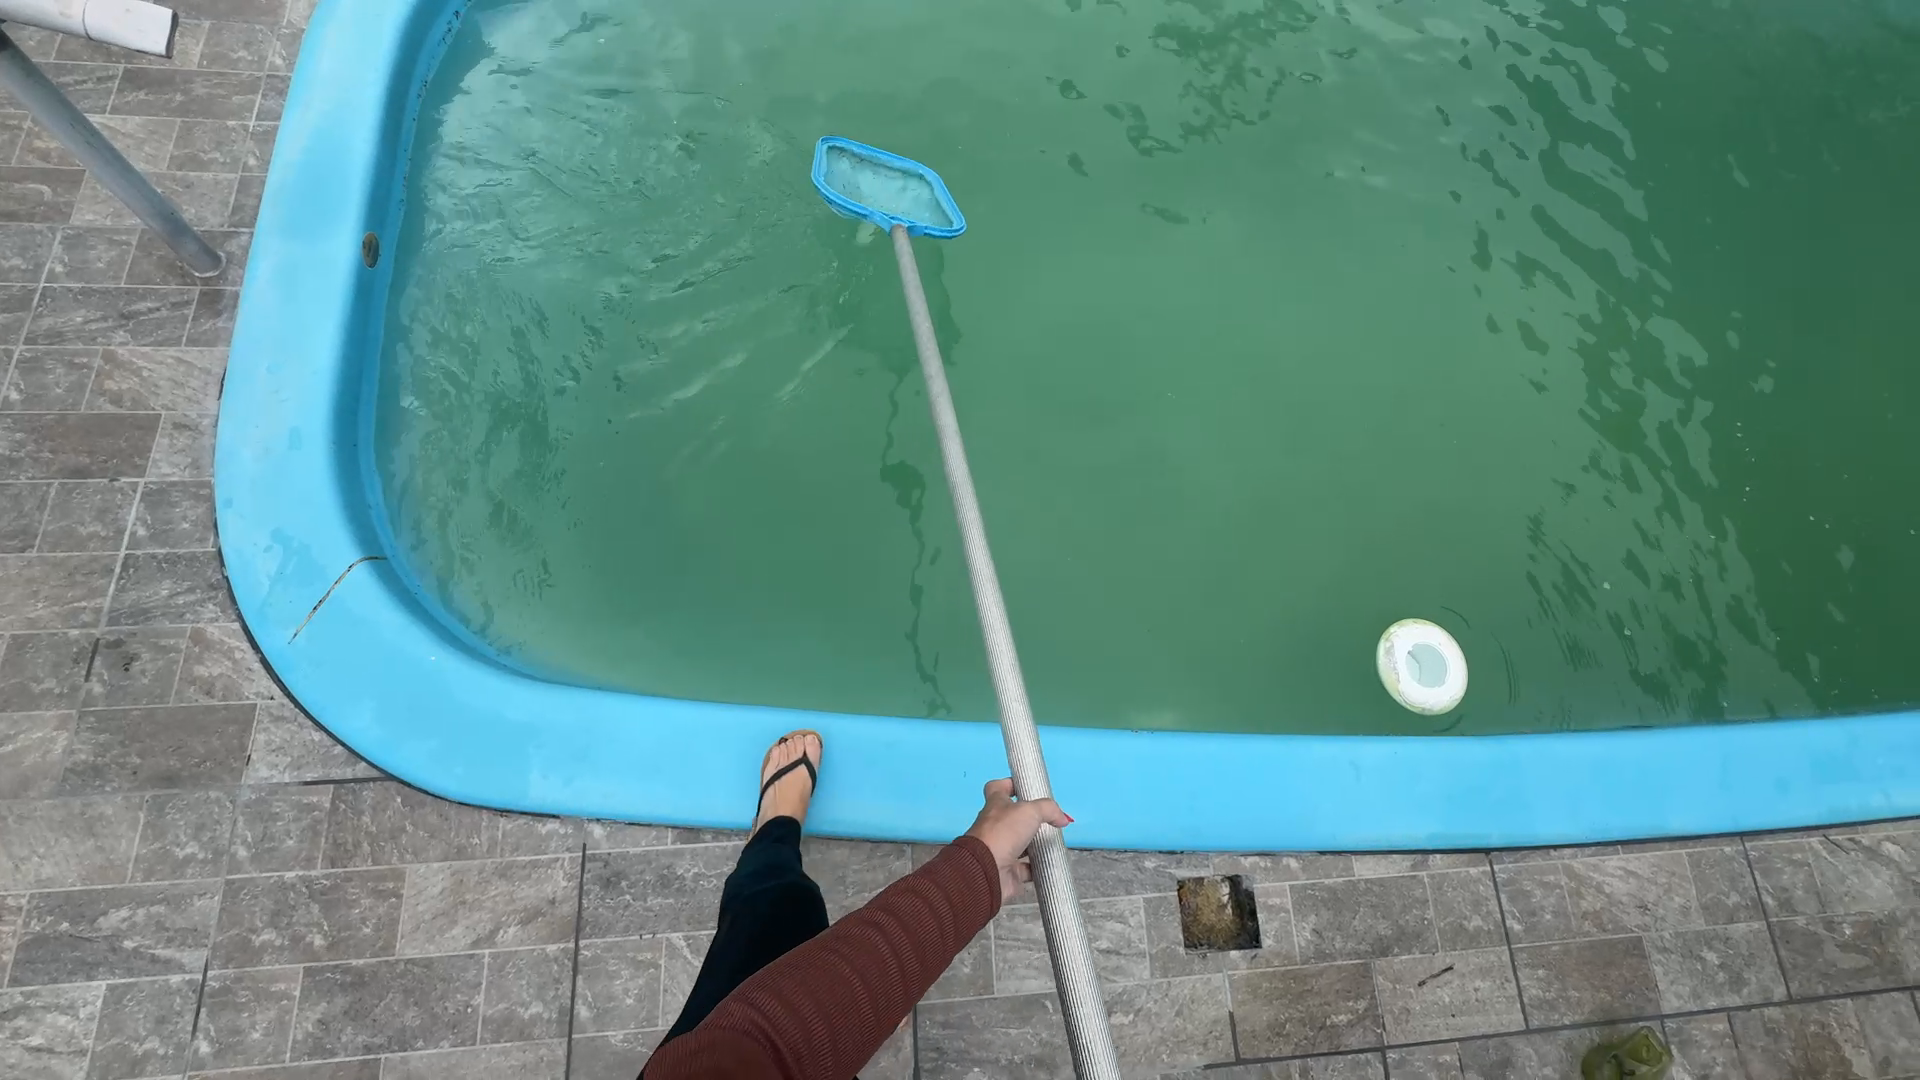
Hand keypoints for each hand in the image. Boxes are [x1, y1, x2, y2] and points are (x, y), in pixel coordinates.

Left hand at [963, 778, 1072, 900]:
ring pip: (1020, 843)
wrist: (988, 870)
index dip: (1010, 784)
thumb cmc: (1003, 832)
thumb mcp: (1030, 811)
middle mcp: (995, 825)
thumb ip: (1048, 809)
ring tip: (1053, 841)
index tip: (1026, 787)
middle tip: (1048, 819)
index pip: (997, 788)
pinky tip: (1049, 863)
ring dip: (1035, 843)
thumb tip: (1062, 818)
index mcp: (995, 804)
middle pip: (1012, 817)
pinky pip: (1025, 868)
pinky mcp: (1007, 870)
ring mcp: (1000, 848)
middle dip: (1029, 818)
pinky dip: (1037, 867)